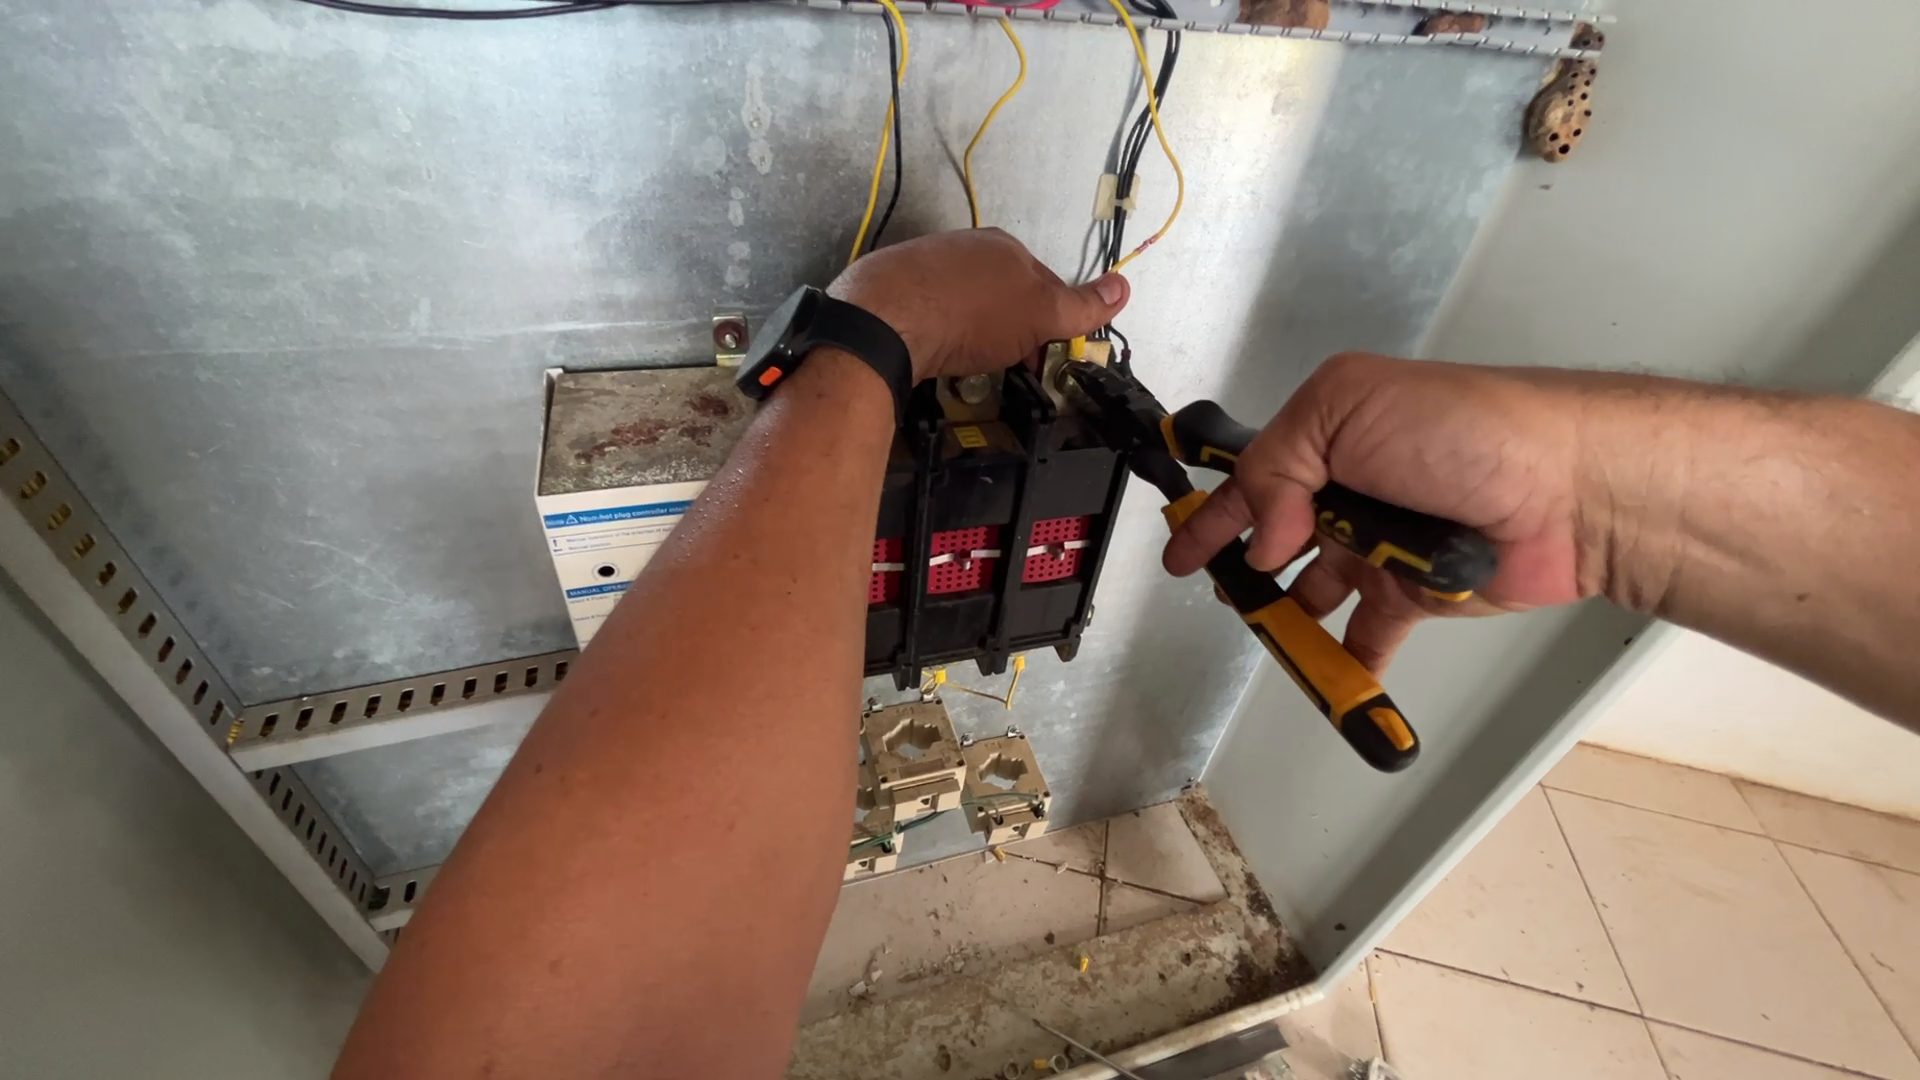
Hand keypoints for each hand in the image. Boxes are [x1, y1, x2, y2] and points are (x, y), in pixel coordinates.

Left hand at [829, 229, 1129, 381]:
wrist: (890, 316)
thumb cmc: (974, 316)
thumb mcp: (1039, 315)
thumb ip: (1081, 306)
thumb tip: (1125, 287)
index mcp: (1008, 248)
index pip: (1045, 285)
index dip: (1050, 327)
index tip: (1042, 362)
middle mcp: (969, 246)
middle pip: (1005, 292)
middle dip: (1012, 329)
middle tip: (1007, 366)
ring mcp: (929, 261)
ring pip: (967, 301)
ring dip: (975, 331)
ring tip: (968, 362)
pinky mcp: (896, 284)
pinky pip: (931, 309)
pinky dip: (940, 329)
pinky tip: (934, 349)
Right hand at [1162, 353, 1620, 672]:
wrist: (1574, 489)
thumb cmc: (1457, 434)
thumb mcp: (1344, 411)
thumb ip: (1277, 470)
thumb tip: (1264, 544)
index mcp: (1324, 442)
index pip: (1248, 482)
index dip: (1209, 518)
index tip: (1179, 554)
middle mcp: (1342, 493)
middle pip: (1272, 541)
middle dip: (1241, 568)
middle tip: (1224, 592)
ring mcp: (1372, 547)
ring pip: (1307, 590)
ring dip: (1283, 614)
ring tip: (1269, 630)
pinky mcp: (1407, 595)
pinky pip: (1362, 634)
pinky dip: (1343, 661)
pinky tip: (1326, 678)